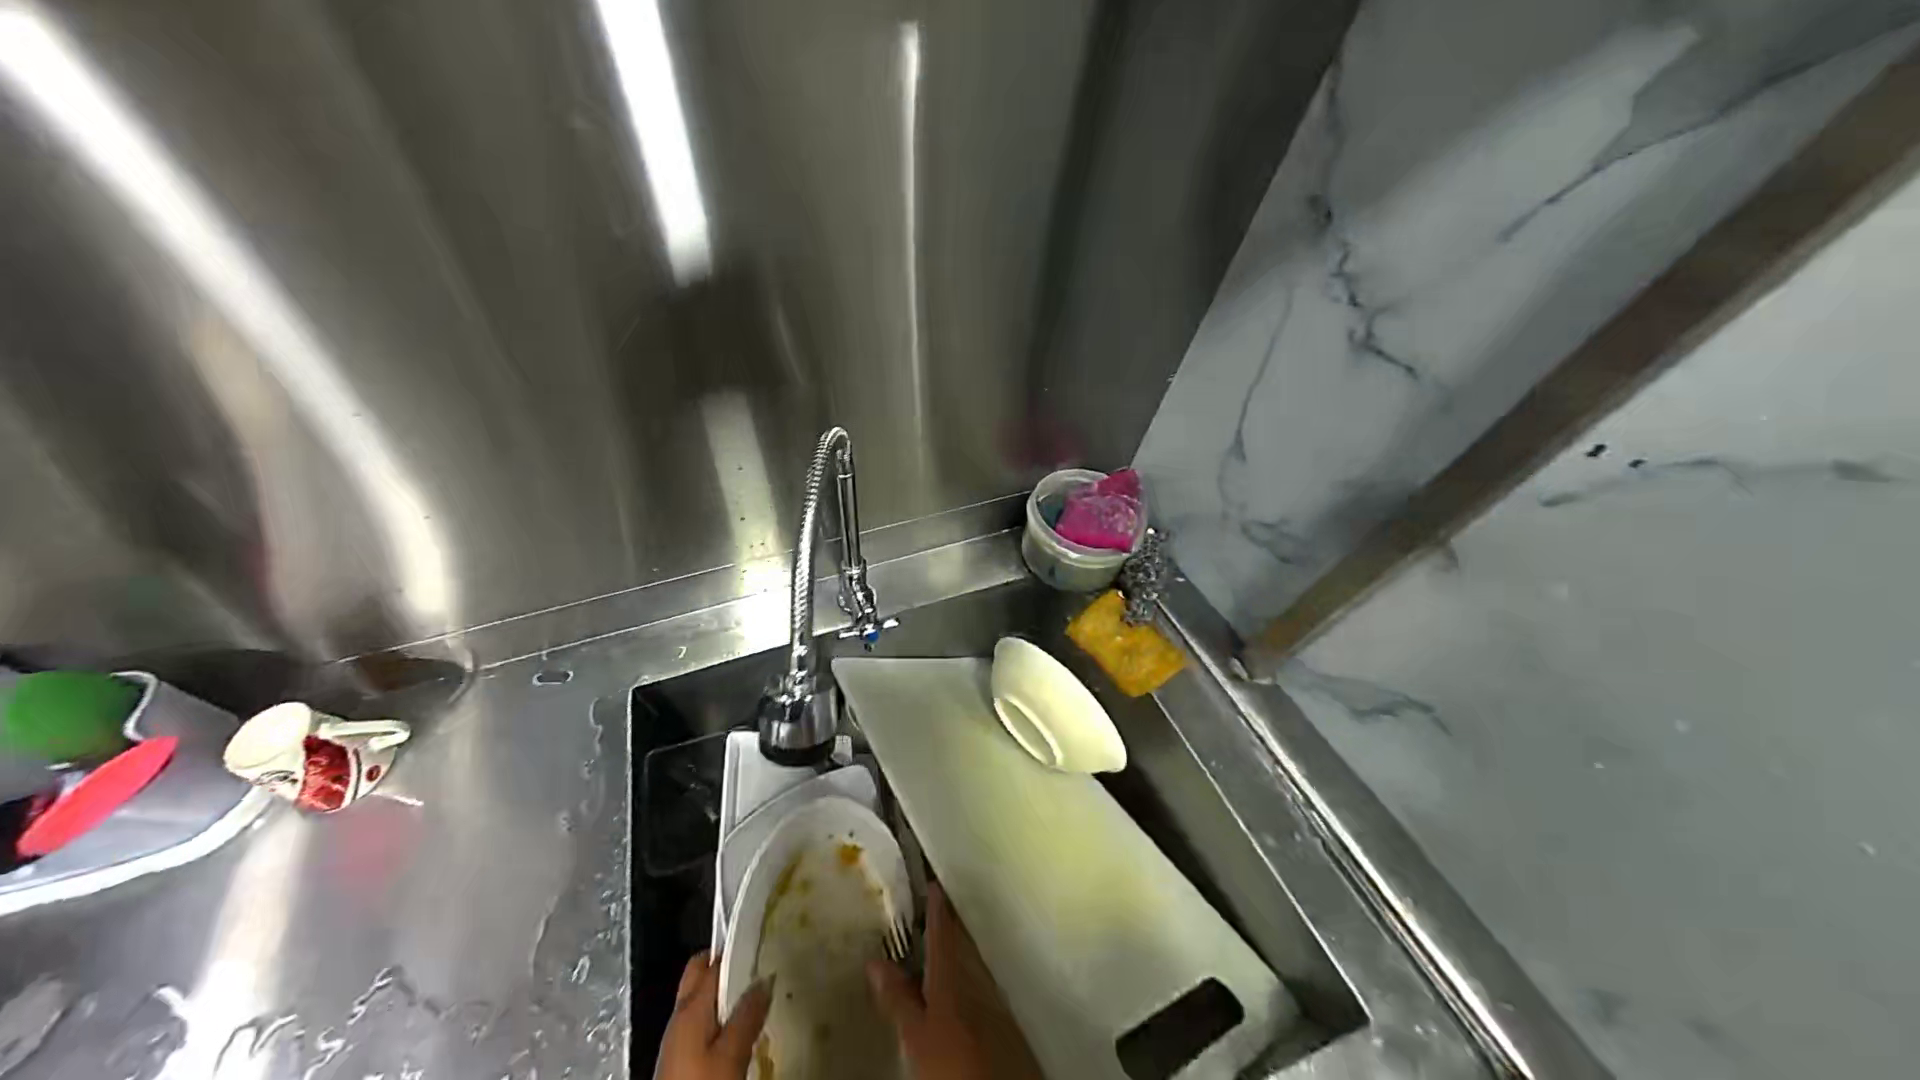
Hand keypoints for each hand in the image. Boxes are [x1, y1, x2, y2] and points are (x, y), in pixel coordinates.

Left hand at [656, 951, 771, 1079]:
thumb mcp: (732, 1055)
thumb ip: (748, 1014)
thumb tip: (766, 978)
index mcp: (690, 1009)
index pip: (712, 963)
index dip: (736, 950)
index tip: (763, 947)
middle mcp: (679, 1016)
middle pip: (700, 975)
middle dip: (726, 968)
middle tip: (757, 971)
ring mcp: (677, 1038)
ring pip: (702, 999)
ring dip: (726, 995)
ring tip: (757, 998)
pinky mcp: (680, 1058)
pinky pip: (702, 1022)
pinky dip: (720, 1017)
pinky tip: (741, 1030)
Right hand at [866, 883, 1043, 1079]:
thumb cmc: (951, 1062)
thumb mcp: (915, 1034)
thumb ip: (898, 998)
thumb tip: (875, 961)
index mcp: (951, 975)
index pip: (942, 933)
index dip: (937, 907)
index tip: (933, 883)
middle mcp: (976, 978)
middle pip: (961, 943)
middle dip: (949, 924)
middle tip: (936, 905)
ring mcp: (993, 997)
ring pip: (973, 962)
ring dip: (959, 948)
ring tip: (945, 938)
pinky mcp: (1003, 1018)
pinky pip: (981, 982)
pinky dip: (968, 973)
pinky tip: (963, 982)